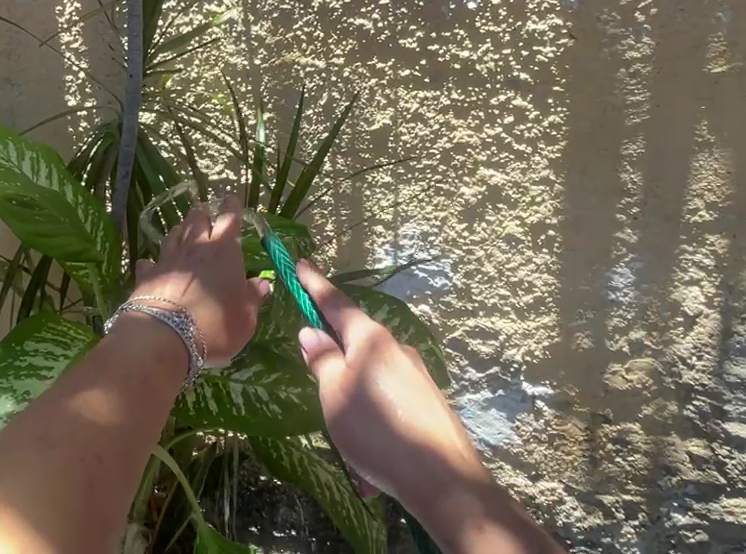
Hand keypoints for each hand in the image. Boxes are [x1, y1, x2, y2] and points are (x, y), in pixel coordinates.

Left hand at [122, 193, 271, 365]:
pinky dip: (153, 262)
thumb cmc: (215, 326)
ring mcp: (169, 258)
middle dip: (203, 216)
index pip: (229, 218)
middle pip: (197, 218)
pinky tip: (152, 265)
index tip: (231, 198)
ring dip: (180, 233)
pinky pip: (150, 261)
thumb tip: (261, 283)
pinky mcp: (148, 273)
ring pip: (174, 234)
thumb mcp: (245, 319)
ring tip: (184, 236)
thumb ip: (252, 298)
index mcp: (224, 251)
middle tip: (207, 220)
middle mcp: (195, 247)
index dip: (231, 207)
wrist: (165, 334)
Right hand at [294, 261, 485, 502]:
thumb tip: (312, 332)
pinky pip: (390, 403)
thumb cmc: (377, 429)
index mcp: (370, 338)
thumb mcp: (334, 393)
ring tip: (348, 441)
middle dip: (336, 358)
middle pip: (356, 341)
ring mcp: (417, 376)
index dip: (315, 284)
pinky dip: (375, 421)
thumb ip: (322, 360)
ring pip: (372, 378)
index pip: (336, 302)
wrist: (444, 481)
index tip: (301, 264)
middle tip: (319, 380)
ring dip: (356, 401)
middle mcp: (396, 348)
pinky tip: (373, 459)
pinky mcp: (429, 404)